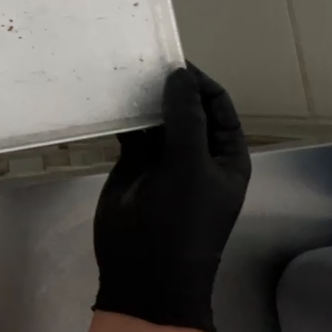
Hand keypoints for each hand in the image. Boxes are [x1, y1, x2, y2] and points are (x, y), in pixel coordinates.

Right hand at [92, 66, 249, 331]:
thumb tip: (179, 75)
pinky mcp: (133, 167)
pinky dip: (121, 118)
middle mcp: (196, 153)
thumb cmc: (178, 221)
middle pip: (185, 108)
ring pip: (155, 120)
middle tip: (138, 62)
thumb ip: (184, 119)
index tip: (168, 61)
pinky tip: (106, 102)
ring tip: (119, 75)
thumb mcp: (188, 167)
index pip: (216, 105)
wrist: (144, 270)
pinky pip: (130, 134)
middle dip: (166, 87)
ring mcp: (163, 161)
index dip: (198, 82)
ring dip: (141, 100)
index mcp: (225, 156)